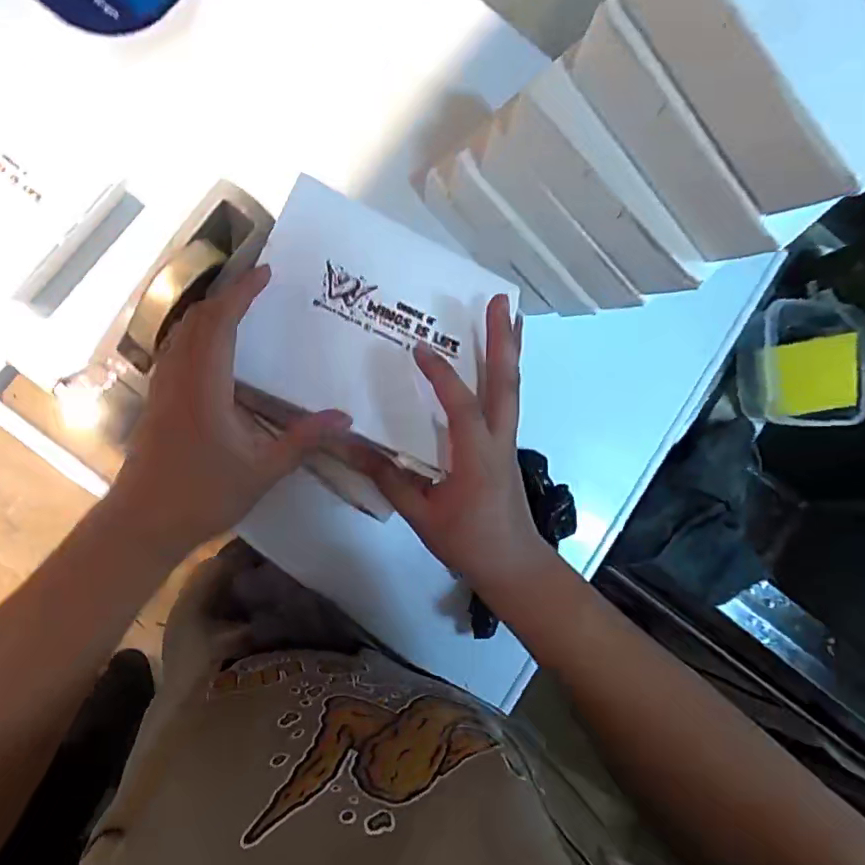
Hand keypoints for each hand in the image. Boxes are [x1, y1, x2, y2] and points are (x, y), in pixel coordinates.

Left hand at [108, 264, 351, 554]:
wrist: (143, 522)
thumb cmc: (202, 495)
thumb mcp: (262, 470)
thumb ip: (302, 440)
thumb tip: (344, 419)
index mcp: (204, 384)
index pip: (222, 322)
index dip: (243, 292)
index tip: (265, 271)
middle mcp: (178, 377)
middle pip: (197, 320)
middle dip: (226, 295)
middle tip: (255, 286)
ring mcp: (161, 389)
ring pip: (180, 334)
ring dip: (206, 314)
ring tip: (235, 310)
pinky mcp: (154, 404)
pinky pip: (173, 353)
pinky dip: (193, 337)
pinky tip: (208, 353)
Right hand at [360, 295, 550, 592]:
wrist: (513, 564)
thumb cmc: (468, 542)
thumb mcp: (421, 514)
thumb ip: (389, 478)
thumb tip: (351, 447)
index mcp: (477, 456)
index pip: (461, 406)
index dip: (441, 376)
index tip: (420, 348)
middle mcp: (498, 440)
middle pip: (505, 382)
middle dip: (502, 340)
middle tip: (501, 300)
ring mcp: (507, 441)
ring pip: (512, 388)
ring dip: (509, 350)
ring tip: (511, 315)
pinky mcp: (506, 446)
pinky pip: (508, 401)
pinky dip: (505, 374)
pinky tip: (500, 364)